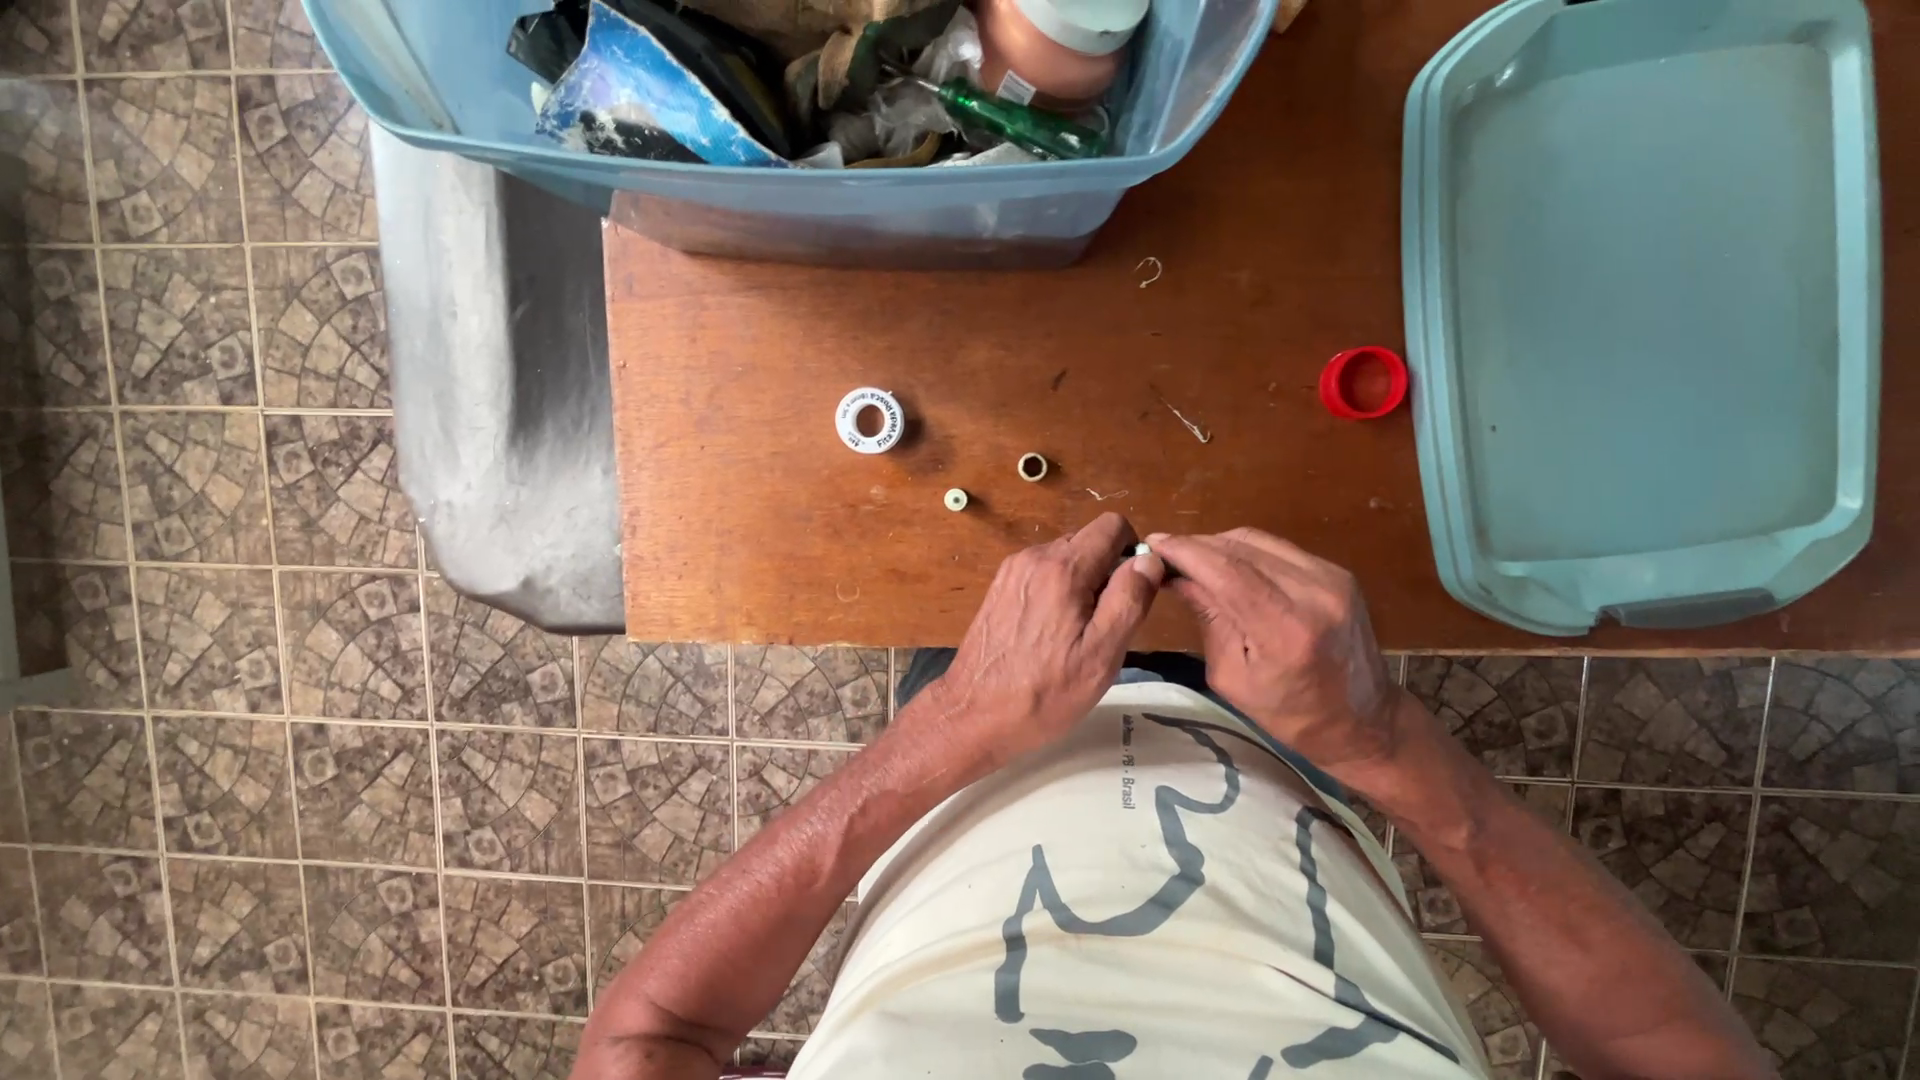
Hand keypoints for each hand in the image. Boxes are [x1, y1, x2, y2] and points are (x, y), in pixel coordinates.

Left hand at [916, 513, 1163, 768]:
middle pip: (1088, 541)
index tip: (1131, 593)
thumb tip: (1149, 558)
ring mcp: (1012, 571)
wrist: (975, 714)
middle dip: (1106, 572)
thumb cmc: (1045, 692)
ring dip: (1081, 584)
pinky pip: (1042, 573)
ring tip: (1075, 634)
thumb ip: (1129, 599)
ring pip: (1065, 558)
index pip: (1112, 525)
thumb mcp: (1102, 654)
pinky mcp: (1000, 587)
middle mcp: (1033, 557)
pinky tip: (1051, 633)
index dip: (1132, 553)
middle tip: (1103, 624)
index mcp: (1062, 568)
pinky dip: (1057, 592)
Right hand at [1150, 528, 1399, 772]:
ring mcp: (1331, 578)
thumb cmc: (1289, 714)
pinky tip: (1225, 566)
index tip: (1153, 543)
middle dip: (1196, 545)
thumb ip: (1208, 618)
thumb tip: (1175, 576)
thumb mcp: (1231, 676)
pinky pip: (1277, 549)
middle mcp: (1314, 593)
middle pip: (1240, 547)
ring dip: (1218, 545)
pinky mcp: (1337, 573)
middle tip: (1164, 553)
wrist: (1363, 721)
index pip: (1225, 570)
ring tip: (1191, 560)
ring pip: (1258, 541)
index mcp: (1286, 629)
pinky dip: (1244, 552)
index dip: (1184, 551)